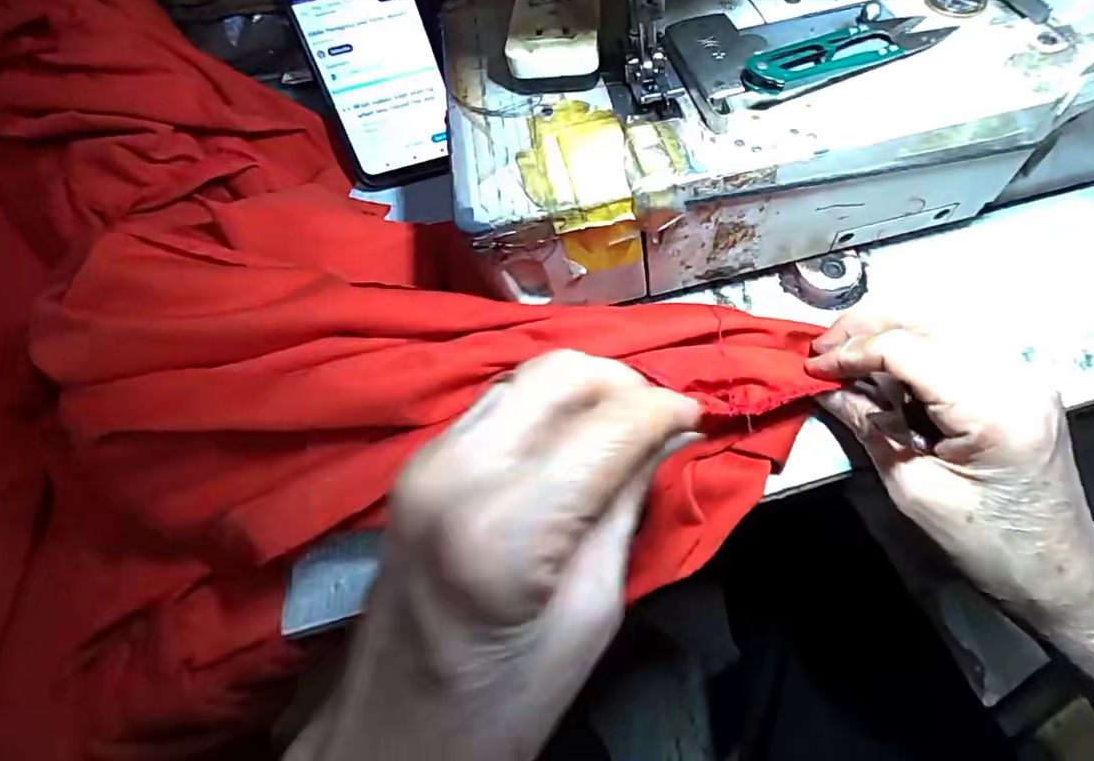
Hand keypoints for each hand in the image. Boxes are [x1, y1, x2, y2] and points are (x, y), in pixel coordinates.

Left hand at [290, 351, 700, 760]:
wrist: (397, 721)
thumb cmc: (504, 699)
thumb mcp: (591, 612)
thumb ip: (625, 505)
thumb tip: (665, 434)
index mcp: (502, 526)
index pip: (604, 426)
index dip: (662, 409)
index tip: (696, 414)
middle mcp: (458, 468)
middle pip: (558, 372)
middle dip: (622, 382)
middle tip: (658, 416)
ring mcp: (430, 454)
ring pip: (527, 375)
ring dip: (584, 386)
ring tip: (620, 422)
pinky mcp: (422, 454)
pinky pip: (500, 399)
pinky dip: (545, 401)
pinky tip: (571, 431)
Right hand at [805, 309, 1093, 631]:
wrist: (1059, 575)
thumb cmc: (984, 544)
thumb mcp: (911, 487)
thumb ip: (866, 424)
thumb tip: (819, 384)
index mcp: (992, 411)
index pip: (904, 349)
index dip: (850, 352)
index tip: (812, 369)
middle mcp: (1015, 377)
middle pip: (921, 320)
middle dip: (861, 328)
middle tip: (821, 352)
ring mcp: (1022, 372)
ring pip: (936, 319)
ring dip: (882, 329)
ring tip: (845, 353)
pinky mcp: (1018, 376)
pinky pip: (952, 339)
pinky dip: (908, 341)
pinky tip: (883, 362)